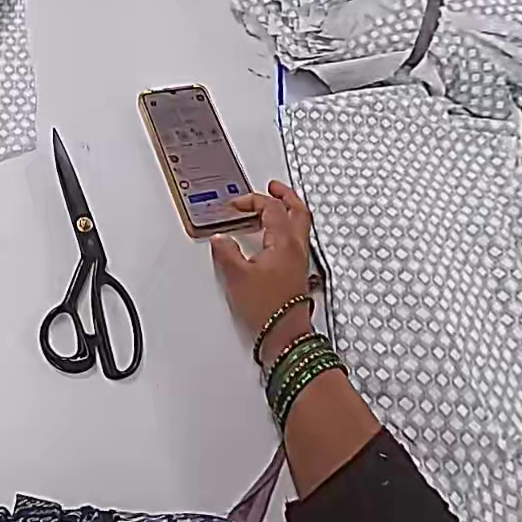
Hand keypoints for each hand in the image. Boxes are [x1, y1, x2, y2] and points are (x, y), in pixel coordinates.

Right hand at [211, 181, 314, 362]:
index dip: (253, 200)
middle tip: (272, 187)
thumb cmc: (268, 308)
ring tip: (274, 205)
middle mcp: (296, 248)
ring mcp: (300, 260)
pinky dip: (287, 227)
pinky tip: (273, 235)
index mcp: (283, 242)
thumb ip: (226, 252)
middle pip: (297, 210)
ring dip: (288, 209)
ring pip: (300, 223)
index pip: (271, 208)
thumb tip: (221, 240)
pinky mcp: (297, 272)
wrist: (285, 334)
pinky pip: (296, 239)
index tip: (237, 204)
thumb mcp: (237, 276)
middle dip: (284, 195)